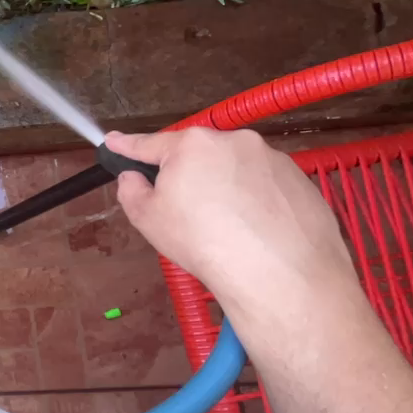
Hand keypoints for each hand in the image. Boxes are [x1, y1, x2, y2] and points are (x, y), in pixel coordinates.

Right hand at [104, 128, 358, 318]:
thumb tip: (135, 177)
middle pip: (196, 152)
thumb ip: (131, 189)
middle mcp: (234, 141)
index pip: (149, 143)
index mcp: (191, 145)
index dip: (125, 145)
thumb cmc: (200, 239)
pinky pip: (262, 182)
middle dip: (183, 170)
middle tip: (179, 205)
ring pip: (232, 166)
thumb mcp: (145, 217)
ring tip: (222, 222)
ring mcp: (273, 158)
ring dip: (220, 183)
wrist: (278, 270)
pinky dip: (251, 197)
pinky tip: (250, 226)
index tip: (112, 141)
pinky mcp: (300, 179)